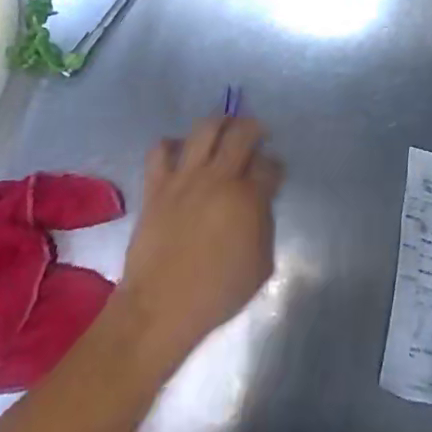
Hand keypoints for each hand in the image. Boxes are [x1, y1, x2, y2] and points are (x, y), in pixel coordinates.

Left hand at [115, 117, 282, 358]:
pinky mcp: (157, 186)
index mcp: (249, 198)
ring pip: (205, 129)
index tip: (273, 174)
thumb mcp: (261, 265)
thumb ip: (265, 226)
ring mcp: (185, 178)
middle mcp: (219, 178)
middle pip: (242, 133)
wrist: (160, 308)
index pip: (270, 165)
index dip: (274, 166)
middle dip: (255, 129)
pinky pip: (161, 149)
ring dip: (219, 123)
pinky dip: (172, 145)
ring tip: (224, 129)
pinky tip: (180, 153)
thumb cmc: (216, 294)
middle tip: (257, 135)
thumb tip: (259, 204)